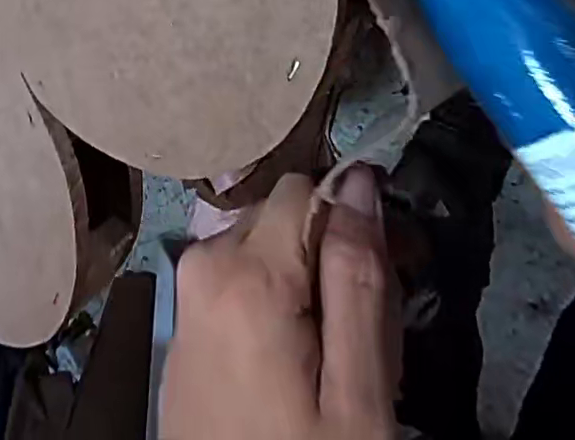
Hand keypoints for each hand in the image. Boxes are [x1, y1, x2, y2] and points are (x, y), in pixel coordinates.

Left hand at [160, 166, 398, 439]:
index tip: (389, 261)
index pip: (303, 186)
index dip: (351, 213)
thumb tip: (358, 179)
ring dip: (307, 273)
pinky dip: (275, 294)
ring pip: (263, 242)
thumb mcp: (356, 394)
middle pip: (282, 212)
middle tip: (372, 316)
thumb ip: (357, 276)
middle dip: (330, 245)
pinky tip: (297, 353)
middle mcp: (202, 264)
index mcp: (244, 272)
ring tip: (337, 344)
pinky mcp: (184, 325)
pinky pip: (238, 276)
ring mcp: (186, 295)